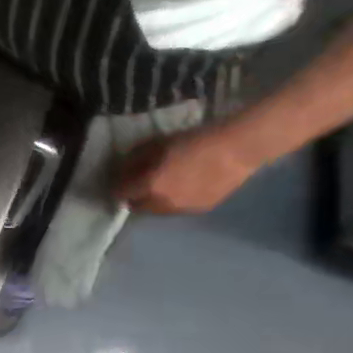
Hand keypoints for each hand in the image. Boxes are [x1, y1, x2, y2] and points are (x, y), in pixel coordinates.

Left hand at [113, 125, 259, 213]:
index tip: (119, 176)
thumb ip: (137, 158)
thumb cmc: (195, 140)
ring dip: (152, 201)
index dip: (117, 184)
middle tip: (137, 181)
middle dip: (133, 196)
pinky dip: (171, 201)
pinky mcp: (198, 212)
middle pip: (137, 207)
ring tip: (160, 185)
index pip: (121, 193)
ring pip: (157, 211)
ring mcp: (181, 211)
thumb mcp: (160, 143)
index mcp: (150, 186)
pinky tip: (181, 187)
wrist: (236, 151)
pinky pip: (176, 209)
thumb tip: (124, 166)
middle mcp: (162, 205)